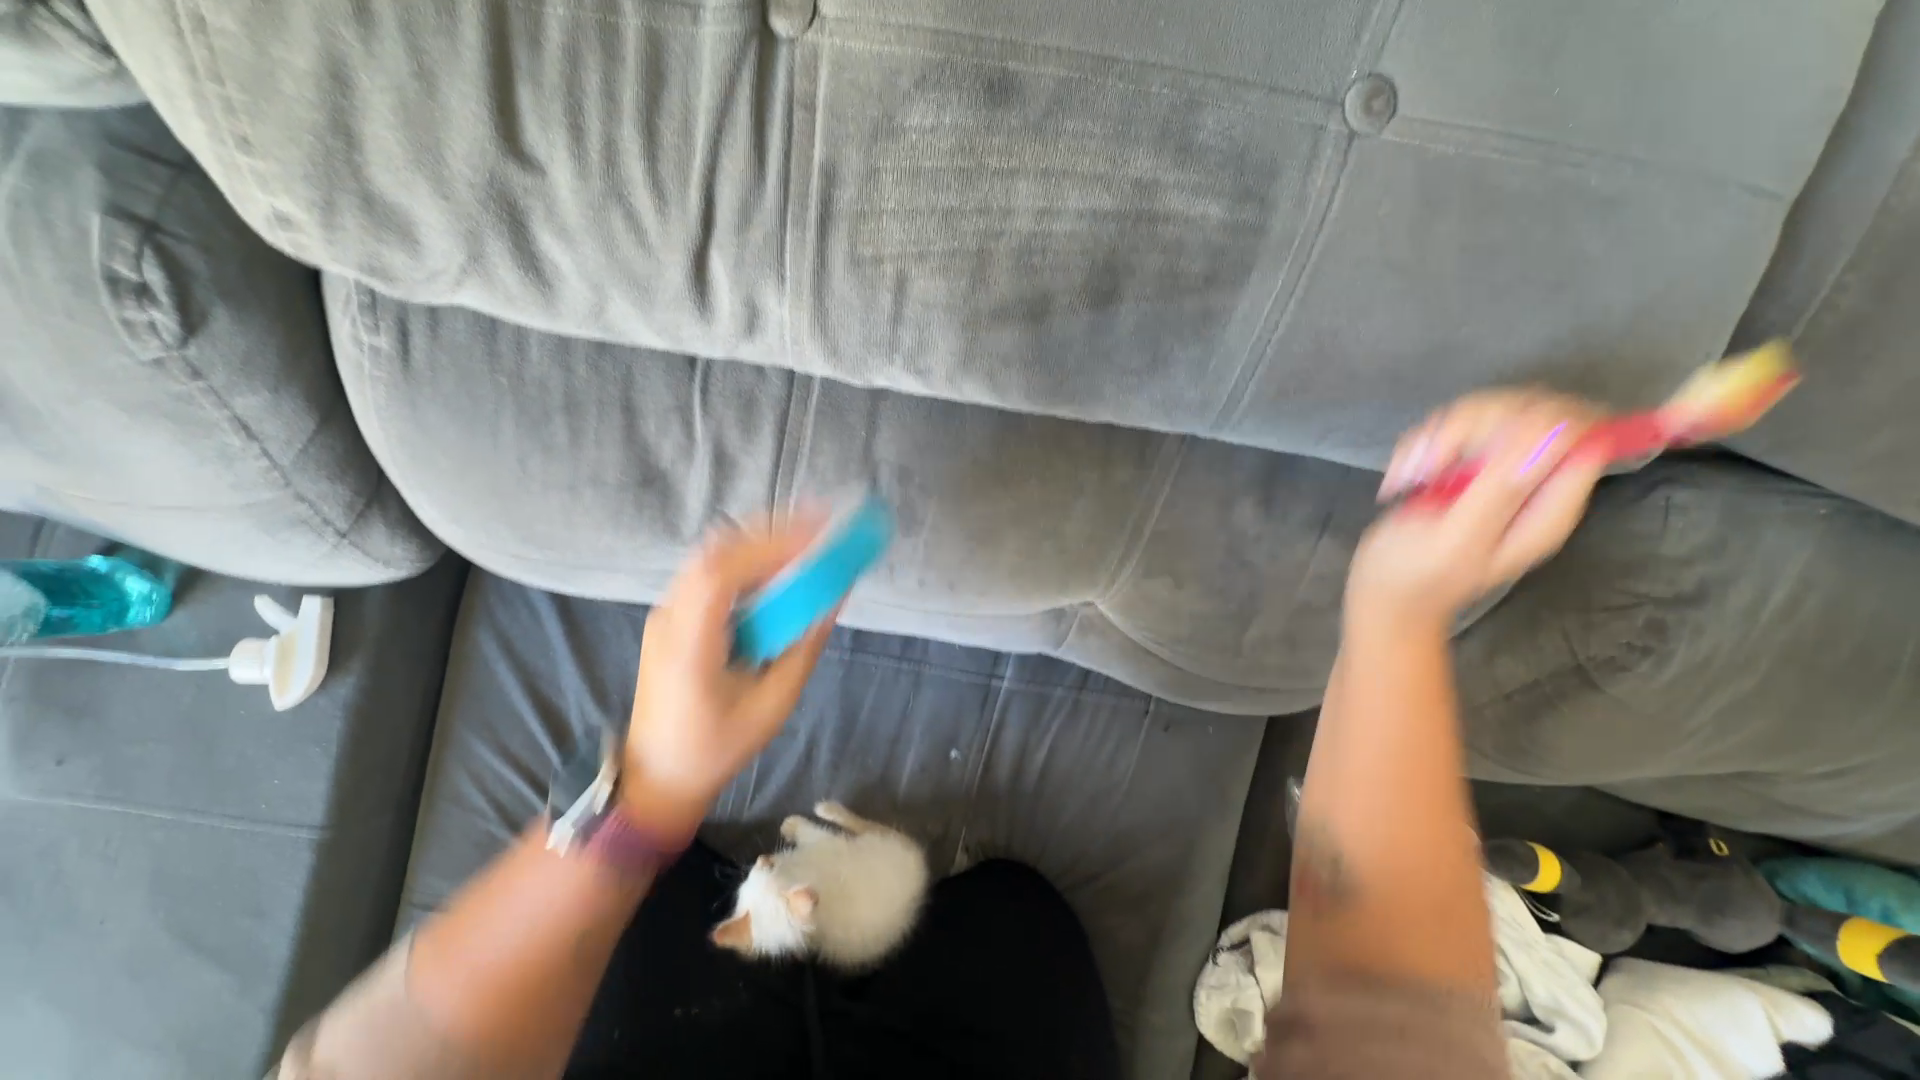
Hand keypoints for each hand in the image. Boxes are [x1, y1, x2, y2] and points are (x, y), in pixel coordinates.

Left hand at [621, 513, 835, 834]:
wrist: (655, 774)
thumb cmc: (716, 748)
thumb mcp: (772, 705)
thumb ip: (803, 647)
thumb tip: (834, 597)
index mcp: (688, 645)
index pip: (720, 574)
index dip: (770, 547)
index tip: (818, 535)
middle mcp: (669, 617)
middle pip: (715, 551)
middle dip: (772, 531)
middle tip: (823, 523)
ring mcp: (665, 613)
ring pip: (711, 555)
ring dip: (760, 540)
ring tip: (808, 537)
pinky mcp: (672, 615)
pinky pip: (709, 571)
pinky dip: (747, 558)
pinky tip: (779, 562)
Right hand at [1350, 389, 1607, 625]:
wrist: (1385, 592)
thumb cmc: (1416, 574)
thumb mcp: (1458, 538)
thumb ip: (1503, 489)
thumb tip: (1551, 434)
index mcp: (1550, 505)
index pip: (1576, 431)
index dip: (1531, 420)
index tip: (1478, 443)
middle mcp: (1535, 482)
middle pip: (1528, 411)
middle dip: (1472, 426)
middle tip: (1434, 463)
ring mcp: (1502, 471)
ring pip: (1488, 413)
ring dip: (1441, 436)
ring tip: (1414, 474)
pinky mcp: (1468, 465)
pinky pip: (1456, 428)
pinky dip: (1425, 443)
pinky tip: (1406, 474)